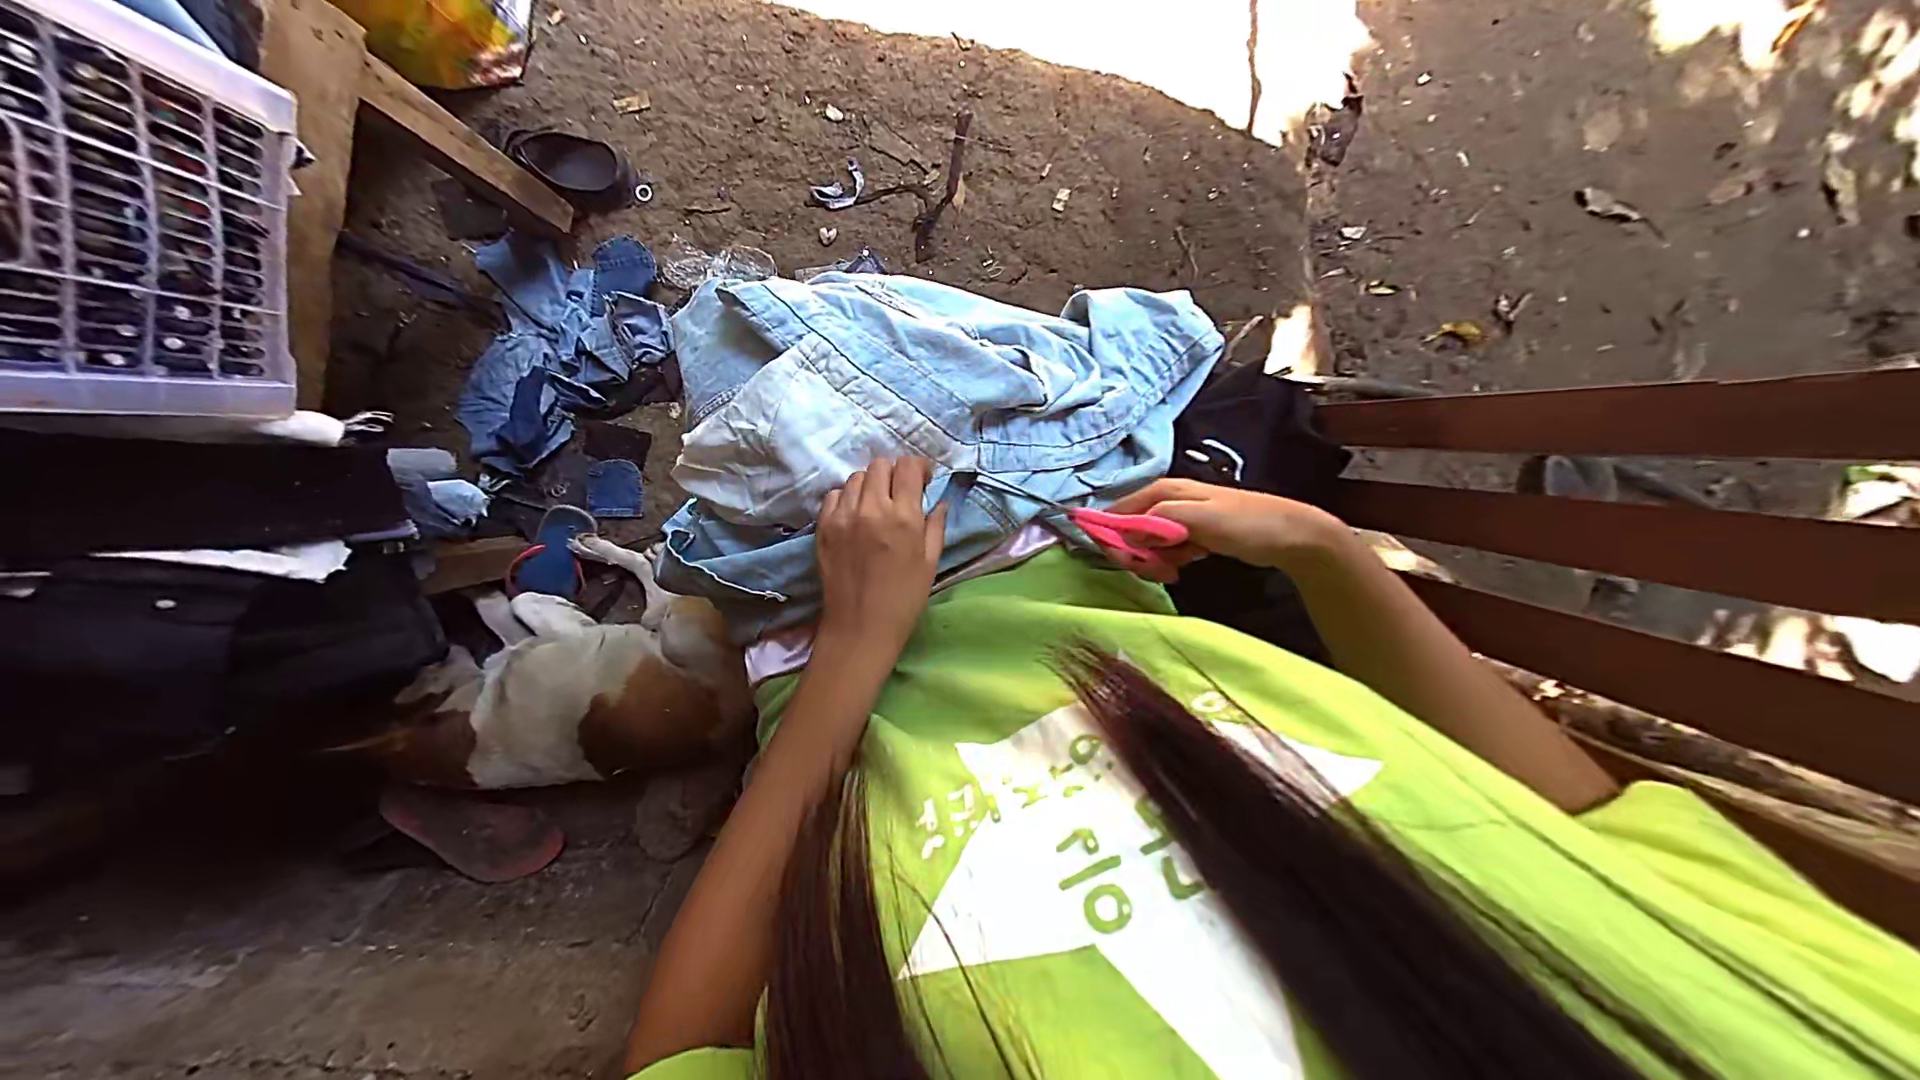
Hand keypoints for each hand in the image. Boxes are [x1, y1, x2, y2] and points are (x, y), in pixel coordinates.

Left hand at [816, 457, 949, 654]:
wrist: (860, 627)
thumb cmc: (904, 599)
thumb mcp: (930, 562)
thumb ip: (935, 526)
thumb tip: (940, 502)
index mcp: (904, 517)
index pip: (908, 466)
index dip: (918, 468)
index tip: (922, 480)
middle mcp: (872, 508)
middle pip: (880, 465)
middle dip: (894, 473)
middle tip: (900, 493)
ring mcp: (843, 516)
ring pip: (856, 478)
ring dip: (871, 485)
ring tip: (877, 505)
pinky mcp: (823, 527)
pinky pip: (834, 495)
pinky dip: (847, 498)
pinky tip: (856, 516)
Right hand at [1108, 478, 1353, 575]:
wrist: (1290, 535)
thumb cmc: (1245, 523)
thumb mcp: (1199, 517)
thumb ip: (1158, 520)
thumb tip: (1126, 532)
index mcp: (1161, 490)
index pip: (1117, 512)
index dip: (1112, 537)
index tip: (1126, 561)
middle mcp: (1163, 501)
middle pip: (1127, 530)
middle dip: (1134, 554)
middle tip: (1156, 570)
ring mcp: (1175, 518)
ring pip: (1144, 543)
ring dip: (1152, 561)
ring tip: (1174, 570)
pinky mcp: (1186, 534)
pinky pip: (1162, 549)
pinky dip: (1166, 561)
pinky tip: (1183, 566)